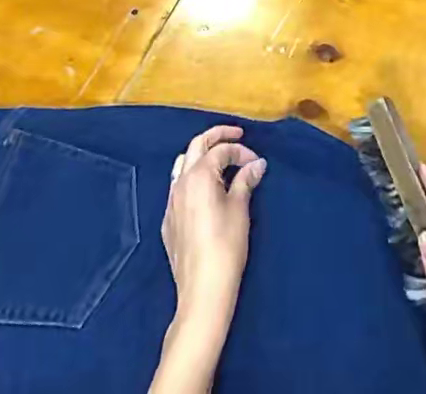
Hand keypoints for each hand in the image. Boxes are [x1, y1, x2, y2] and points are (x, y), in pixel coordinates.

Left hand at [150, 125, 266, 393]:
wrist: (202, 289)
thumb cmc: (226, 245)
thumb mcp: (240, 209)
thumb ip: (245, 181)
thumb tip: (256, 163)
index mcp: (199, 176)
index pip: (220, 150)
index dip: (241, 151)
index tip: (257, 162)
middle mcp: (180, 183)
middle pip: (196, 146)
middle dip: (216, 137)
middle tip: (236, 136)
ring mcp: (171, 202)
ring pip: (182, 165)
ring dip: (201, 156)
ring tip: (220, 161)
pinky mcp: (168, 221)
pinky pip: (177, 188)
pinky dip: (192, 179)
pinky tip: (206, 192)